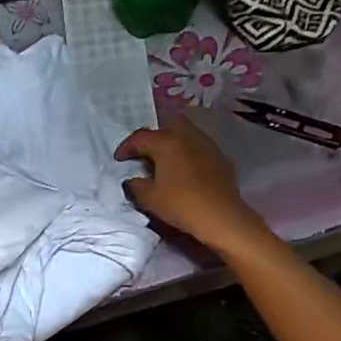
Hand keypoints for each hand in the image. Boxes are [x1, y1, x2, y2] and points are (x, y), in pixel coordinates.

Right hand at [117, 116, 272, 255]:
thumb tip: (132, 180)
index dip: (127, 147)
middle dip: (155, 136)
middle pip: (168, 124)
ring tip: (166, 162)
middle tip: (146, 154)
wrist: (220, 216)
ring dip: (174, 144)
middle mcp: (188, 136)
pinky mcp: (220, 158)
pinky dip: (189, 154)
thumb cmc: (180, 203)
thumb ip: (136, 186)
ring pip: (187, 134)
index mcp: (166, 142)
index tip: (119, 160)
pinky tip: (186, 171)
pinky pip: (199, 148)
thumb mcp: (149, 198)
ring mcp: (207, 145)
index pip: (140, 138)